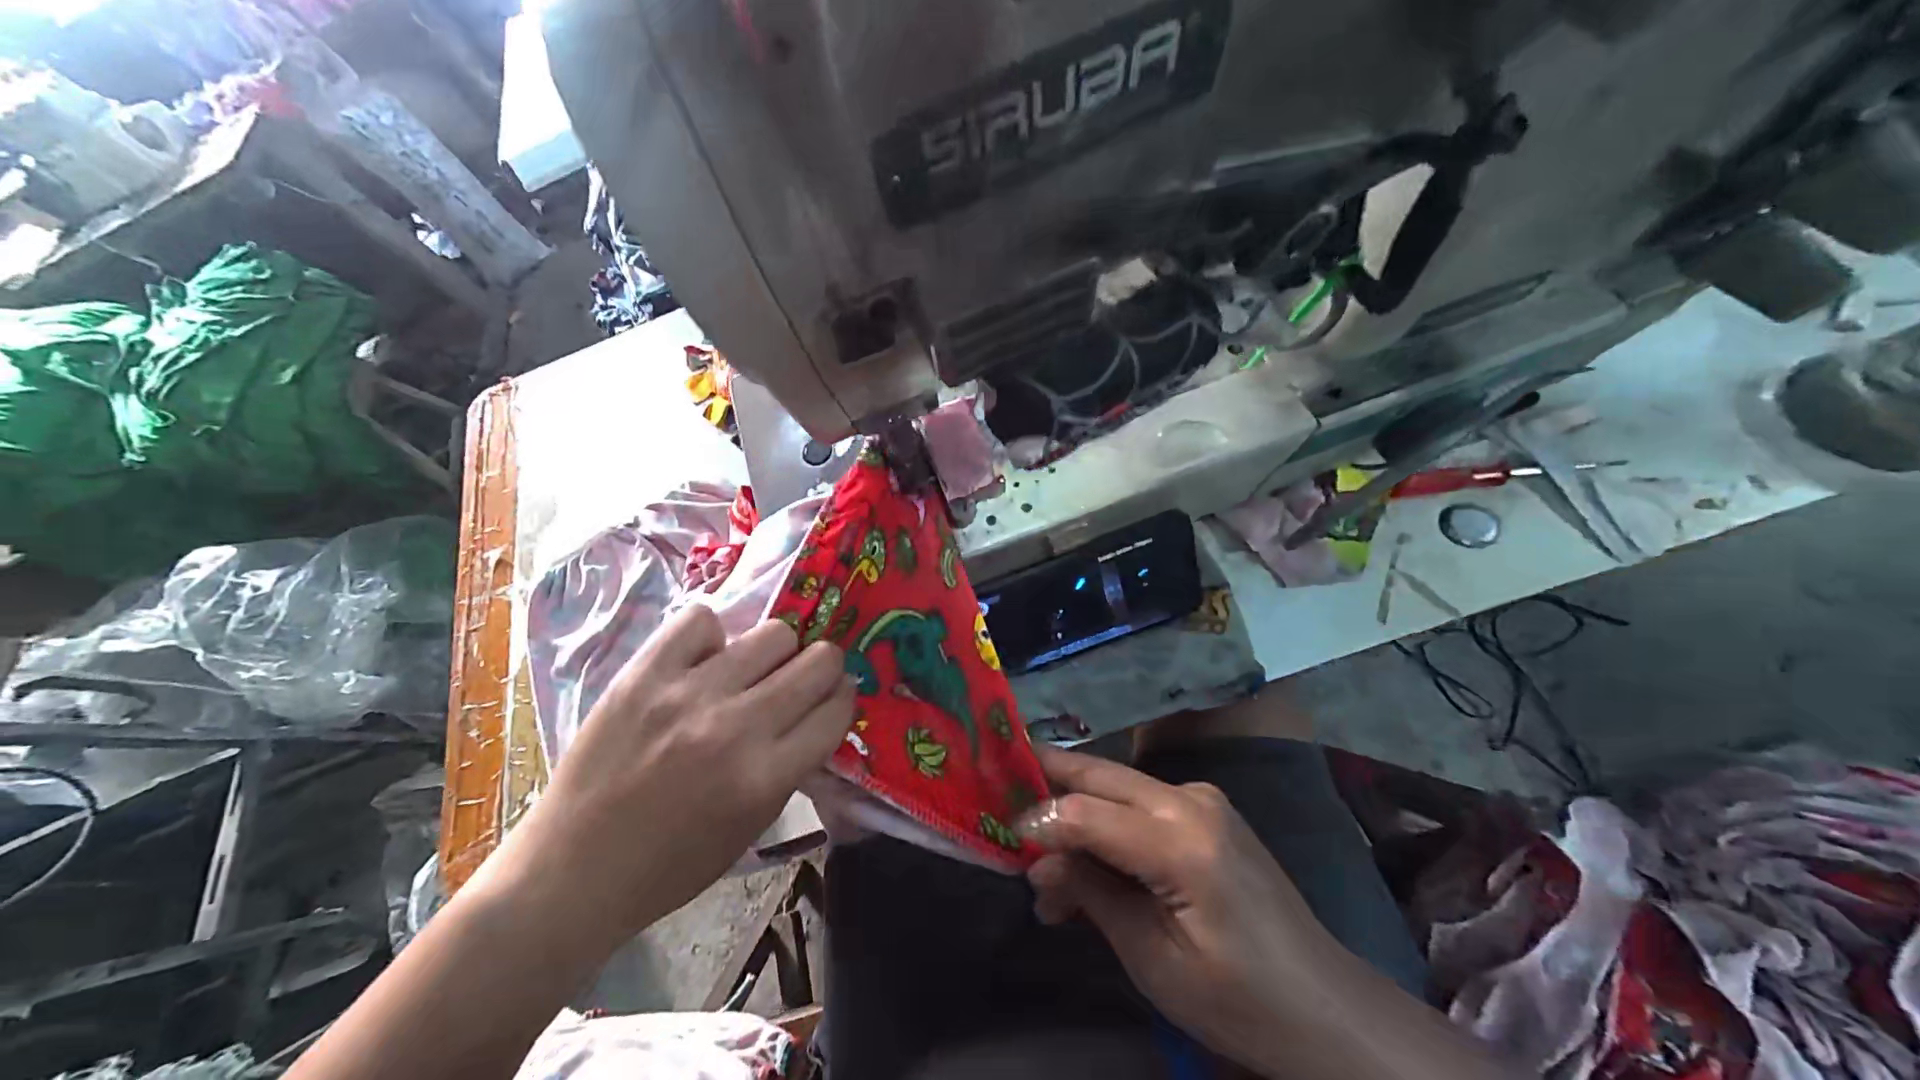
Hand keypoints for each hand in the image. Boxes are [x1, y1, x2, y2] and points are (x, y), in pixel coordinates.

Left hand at [483, 607, 856, 946]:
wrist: (574, 871)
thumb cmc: (672, 864)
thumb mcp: (753, 826)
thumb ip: (793, 765)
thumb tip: (819, 712)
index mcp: (766, 775)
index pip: (837, 709)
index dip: (843, 700)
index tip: (833, 700)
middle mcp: (735, 726)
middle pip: (819, 661)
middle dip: (823, 669)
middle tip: (802, 682)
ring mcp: (687, 694)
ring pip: (773, 633)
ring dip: (776, 652)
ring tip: (752, 671)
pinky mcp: (644, 674)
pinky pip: (701, 620)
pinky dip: (712, 637)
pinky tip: (702, 662)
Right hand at [1017, 746, 1357, 1071]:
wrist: (1324, 1007)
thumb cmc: (1237, 999)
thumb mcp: (1152, 958)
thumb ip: (1091, 894)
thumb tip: (1038, 860)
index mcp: (1182, 840)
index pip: (1085, 810)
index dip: (1037, 819)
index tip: (1001, 837)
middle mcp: (1190, 800)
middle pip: (1098, 775)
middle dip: (1045, 783)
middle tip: (999, 798)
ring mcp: (1201, 799)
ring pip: (1114, 786)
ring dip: (1073, 814)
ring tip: (1046, 874)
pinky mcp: (1205, 810)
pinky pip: (1138, 803)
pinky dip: (1104, 823)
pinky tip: (1088, 867)